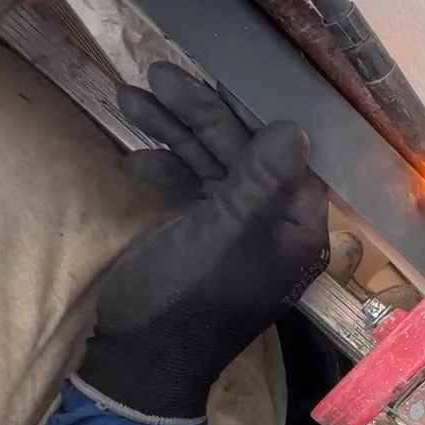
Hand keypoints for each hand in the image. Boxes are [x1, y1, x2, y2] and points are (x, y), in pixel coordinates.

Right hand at [73, 62, 328, 422]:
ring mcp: (239, 232)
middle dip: (202, 117)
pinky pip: (192, 190)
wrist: (145, 352)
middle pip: (247, 158)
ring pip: (214, 168)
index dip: (253, 119)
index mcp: (297, 231)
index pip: (288, 161)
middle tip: (154, 72)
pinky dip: (165, 170)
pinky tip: (133, 158)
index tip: (214, 80)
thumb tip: (298, 130)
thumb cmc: (191, 292)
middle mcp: (275, 229)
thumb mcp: (226, 231)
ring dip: (174, 134)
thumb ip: (261, 181)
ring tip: (126, 95)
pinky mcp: (204, 236)